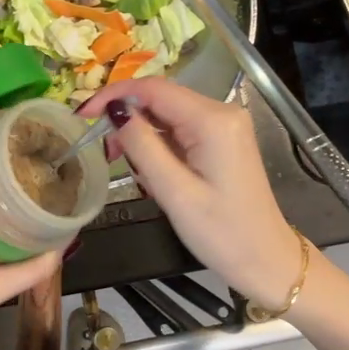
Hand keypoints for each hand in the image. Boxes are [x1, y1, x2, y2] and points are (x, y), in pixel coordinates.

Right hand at [78, 78, 300, 307]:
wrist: (267, 261)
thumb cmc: (222, 233)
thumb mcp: (174, 192)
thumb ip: (142, 146)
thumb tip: (114, 111)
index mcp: (213, 120)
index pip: (153, 88)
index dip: (113, 95)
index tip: (81, 115)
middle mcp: (222, 113)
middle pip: (160, 99)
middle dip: (127, 121)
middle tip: (103, 153)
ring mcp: (224, 127)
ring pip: (167, 116)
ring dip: (142, 139)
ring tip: (134, 174)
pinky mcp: (222, 142)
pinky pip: (180, 132)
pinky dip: (159, 149)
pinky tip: (155, 177)